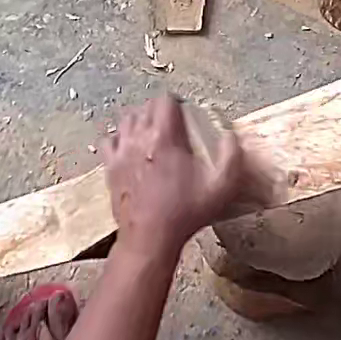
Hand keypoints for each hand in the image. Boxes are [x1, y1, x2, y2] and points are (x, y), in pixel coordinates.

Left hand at [103, 96, 242, 259]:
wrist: (150, 238)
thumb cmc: (185, 212)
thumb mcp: (221, 186)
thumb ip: (231, 155)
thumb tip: (230, 135)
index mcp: (164, 138)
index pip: (164, 100)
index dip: (177, 102)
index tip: (186, 113)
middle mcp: (139, 139)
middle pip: (145, 107)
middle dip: (160, 109)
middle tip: (174, 123)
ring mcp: (121, 153)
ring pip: (126, 119)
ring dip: (140, 119)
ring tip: (153, 132)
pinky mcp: (109, 168)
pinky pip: (109, 140)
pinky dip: (119, 137)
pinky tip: (130, 147)